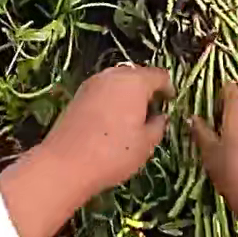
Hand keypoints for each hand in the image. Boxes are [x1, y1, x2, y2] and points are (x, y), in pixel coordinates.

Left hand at [0, 62, 173, 236]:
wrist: (65, 163)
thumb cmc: (113, 153)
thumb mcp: (146, 144)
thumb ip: (158, 125)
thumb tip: (160, 115)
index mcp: (135, 82)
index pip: (159, 75)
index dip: (168, 87)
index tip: (171, 101)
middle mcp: (113, 75)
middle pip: (137, 74)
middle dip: (147, 87)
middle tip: (154, 107)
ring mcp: (93, 83)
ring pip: (118, 80)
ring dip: (128, 91)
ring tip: (134, 114)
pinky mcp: (79, 94)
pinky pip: (103, 89)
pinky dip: (112, 97)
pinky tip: (113, 118)